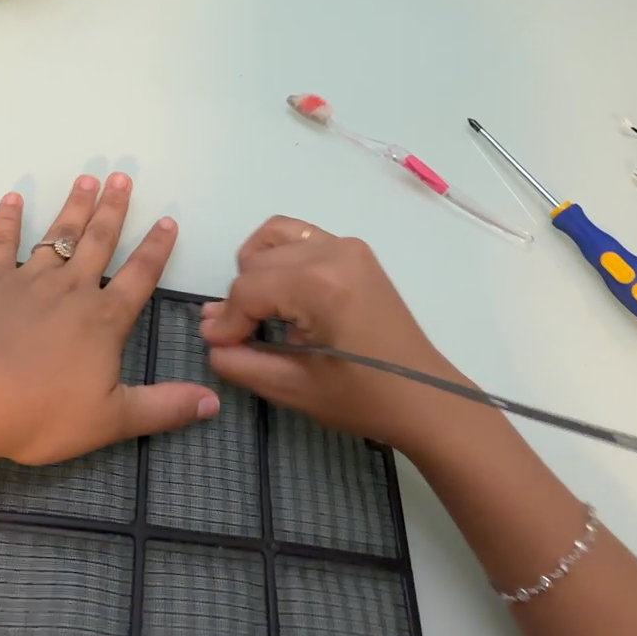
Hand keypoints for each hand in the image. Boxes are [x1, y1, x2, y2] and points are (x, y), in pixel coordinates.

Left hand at [0, 174, 220, 465]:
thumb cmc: (40, 411)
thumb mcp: (111, 419)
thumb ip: (164, 408)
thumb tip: (214, 402)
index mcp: (103, 320)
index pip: (139, 276)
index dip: (156, 249)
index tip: (167, 220)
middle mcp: (71, 290)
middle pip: (99, 241)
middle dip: (114, 209)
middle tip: (122, 176)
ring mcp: (28, 280)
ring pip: (58, 235)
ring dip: (74, 206)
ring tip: (86, 179)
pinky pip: (0, 243)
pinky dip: (6, 220)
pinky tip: (12, 199)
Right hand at [202, 216, 472, 452]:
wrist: (426, 398)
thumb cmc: (363, 399)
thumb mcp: (294, 389)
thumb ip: (241, 362)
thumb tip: (210, 338)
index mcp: (322, 284)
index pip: (248, 289)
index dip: (227, 321)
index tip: (219, 347)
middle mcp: (334, 252)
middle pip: (257, 263)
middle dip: (241, 301)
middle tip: (241, 338)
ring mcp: (347, 246)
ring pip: (273, 238)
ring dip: (257, 271)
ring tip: (261, 309)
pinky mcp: (354, 251)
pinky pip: (299, 236)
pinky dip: (279, 256)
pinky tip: (284, 293)